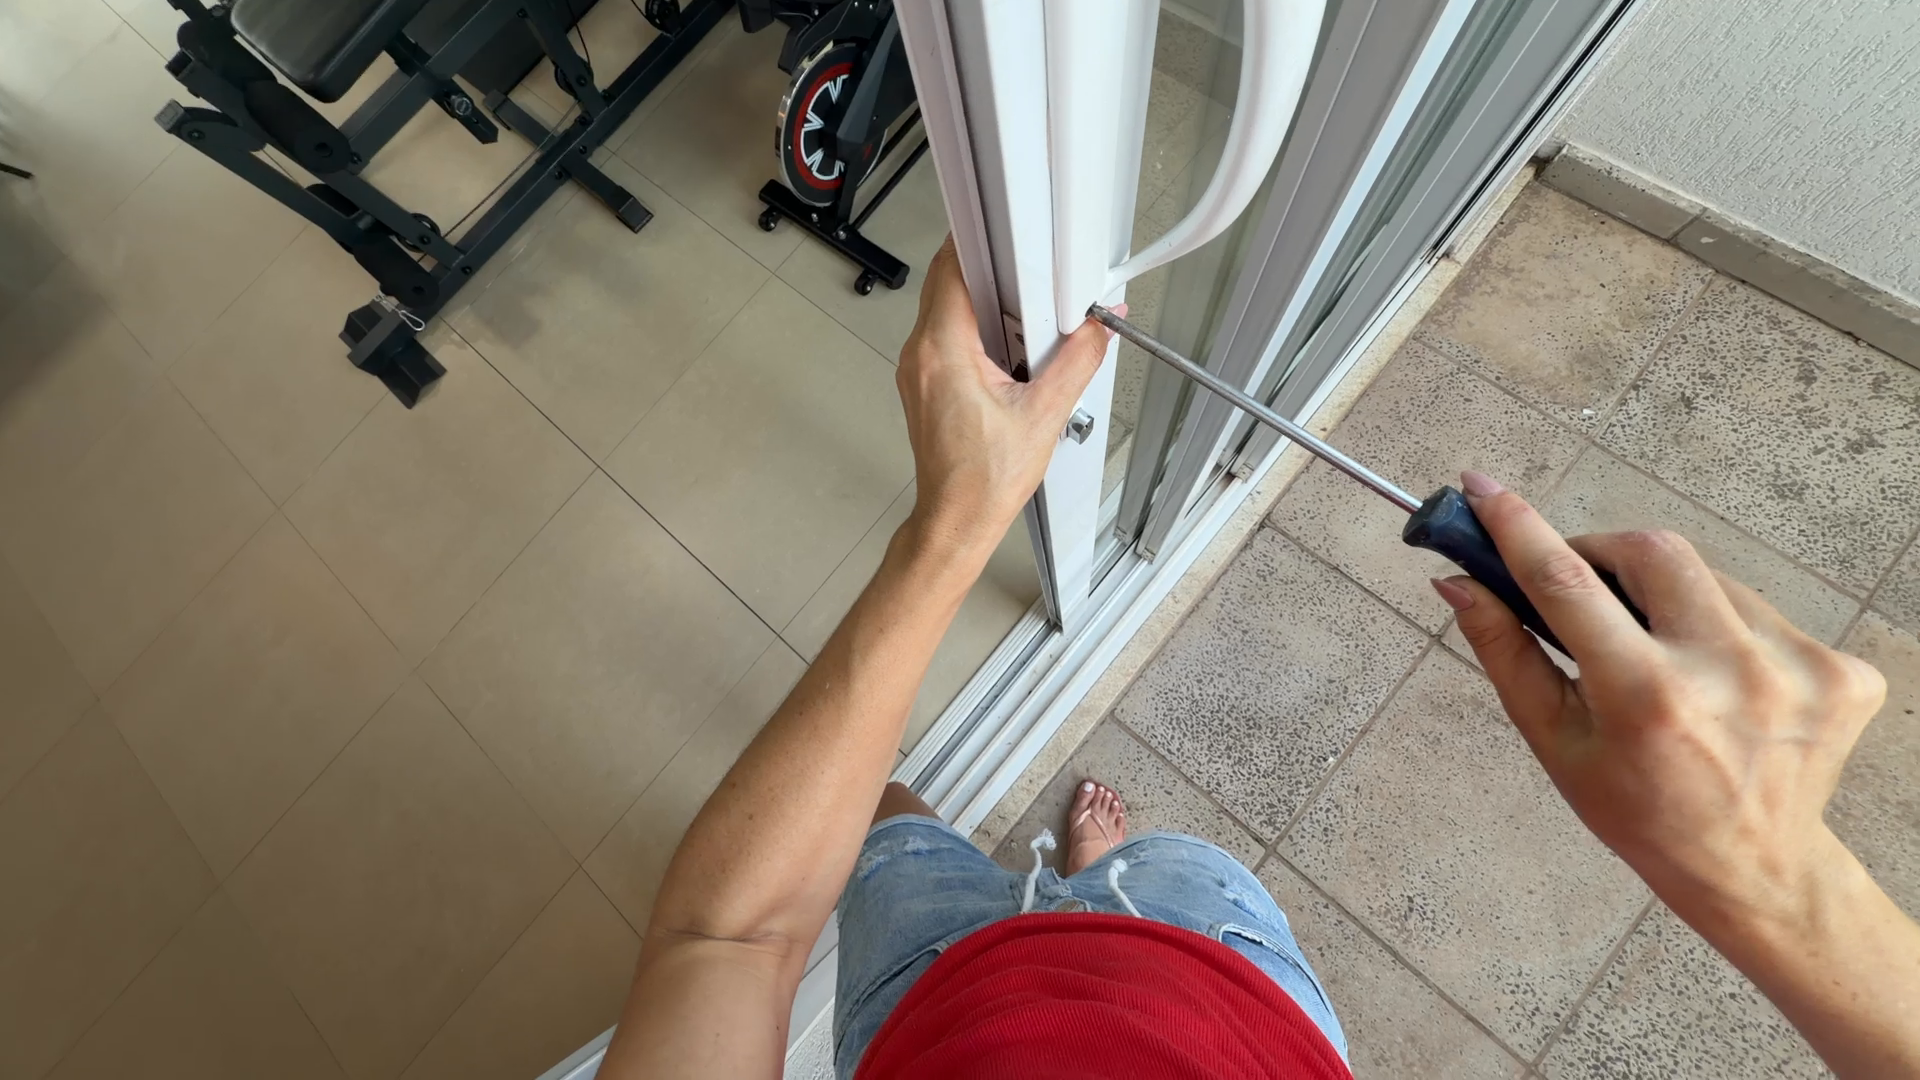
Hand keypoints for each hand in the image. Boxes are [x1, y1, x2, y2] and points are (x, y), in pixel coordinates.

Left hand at [895, 237, 1114, 559]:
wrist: (958, 519)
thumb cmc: (984, 481)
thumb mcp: (1044, 415)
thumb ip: (1076, 361)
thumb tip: (1097, 328)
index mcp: (942, 352)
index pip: (951, 267)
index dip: (979, 238)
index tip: (1005, 226)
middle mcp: (920, 356)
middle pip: (949, 283)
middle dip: (994, 273)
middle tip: (1033, 278)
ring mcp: (917, 372)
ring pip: (947, 311)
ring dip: (987, 305)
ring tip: (1027, 318)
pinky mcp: (925, 386)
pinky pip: (947, 339)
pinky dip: (977, 333)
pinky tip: (1010, 352)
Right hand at [1432, 472, 1887, 935]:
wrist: (1755, 865)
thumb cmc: (1627, 803)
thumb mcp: (1545, 733)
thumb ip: (1501, 648)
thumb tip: (1457, 582)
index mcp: (1645, 695)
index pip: (1564, 582)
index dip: (1516, 526)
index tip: (1481, 487)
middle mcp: (1731, 672)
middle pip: (1650, 550)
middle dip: (1596, 551)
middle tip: (1570, 583)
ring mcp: (1801, 667)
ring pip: (1701, 572)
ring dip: (1650, 587)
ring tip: (1639, 640)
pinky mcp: (1843, 669)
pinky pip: (1748, 604)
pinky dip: (1702, 615)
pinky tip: (1697, 664)